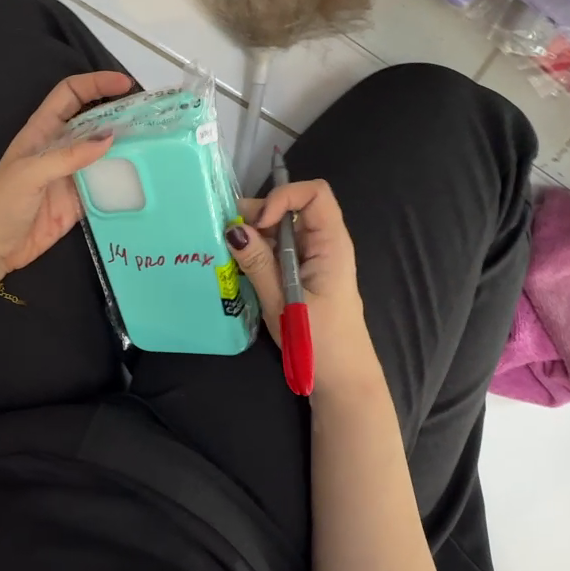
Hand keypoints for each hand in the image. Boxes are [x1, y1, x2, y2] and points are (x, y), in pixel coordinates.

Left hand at [0, 72, 134, 278]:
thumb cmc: (1, 205)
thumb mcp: (30, 174)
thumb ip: (68, 155)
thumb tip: (110, 138)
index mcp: (42, 131)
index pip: (70, 95)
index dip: (95, 83)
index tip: (125, 84)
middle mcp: (59, 148)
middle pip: (94, 120)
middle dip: (120, 113)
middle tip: (152, 115)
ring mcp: (71, 174)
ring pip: (103, 152)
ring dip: (126, 146)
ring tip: (156, 142)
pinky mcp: (79, 201)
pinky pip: (105, 184)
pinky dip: (122, 179)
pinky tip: (143, 176)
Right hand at [224, 179, 361, 348]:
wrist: (342, 377)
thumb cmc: (320, 342)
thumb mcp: (283, 302)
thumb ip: (258, 264)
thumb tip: (233, 229)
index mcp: (331, 244)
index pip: (314, 193)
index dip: (282, 197)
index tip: (256, 223)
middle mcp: (323, 244)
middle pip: (292, 207)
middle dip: (257, 216)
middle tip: (228, 239)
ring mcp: (312, 259)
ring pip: (280, 230)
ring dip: (253, 237)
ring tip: (227, 256)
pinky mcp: (301, 274)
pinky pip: (277, 251)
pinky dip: (256, 253)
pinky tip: (238, 269)